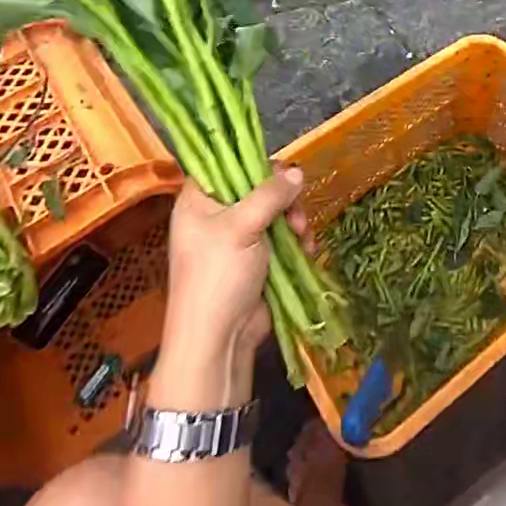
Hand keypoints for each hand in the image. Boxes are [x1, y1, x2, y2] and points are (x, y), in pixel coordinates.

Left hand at [154, 170, 309, 406]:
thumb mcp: (241, 228)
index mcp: (199, 200)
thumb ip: (270, 195)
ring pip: (275, 210)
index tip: (278, 173)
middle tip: (294, 214)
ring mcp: (239, 237)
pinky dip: (297, 240)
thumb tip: (297, 171)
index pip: (225, 163)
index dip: (251, 163)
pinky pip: (283, 235)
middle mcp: (217, 213)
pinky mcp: (259, 257)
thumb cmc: (217, 277)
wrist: (219, 342)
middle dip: (283, 198)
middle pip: (257, 186)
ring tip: (302, 236)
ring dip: (294, 220)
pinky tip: (306, 250)